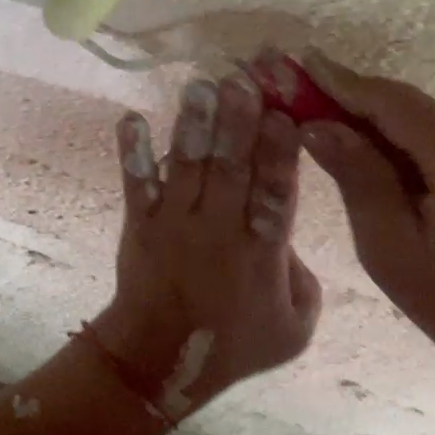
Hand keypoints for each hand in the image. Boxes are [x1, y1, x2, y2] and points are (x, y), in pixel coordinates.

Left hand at [93, 75, 321, 418]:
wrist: (162, 354)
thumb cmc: (232, 342)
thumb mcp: (295, 326)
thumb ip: (304, 279)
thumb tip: (292, 236)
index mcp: (261, 253)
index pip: (275, 195)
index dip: (279, 153)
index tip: (284, 113)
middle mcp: (218, 230)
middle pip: (230, 169)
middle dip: (236, 122)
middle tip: (241, 80)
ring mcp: (175, 223)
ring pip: (187, 167)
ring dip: (192, 125)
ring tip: (199, 86)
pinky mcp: (140, 221)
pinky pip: (136, 183)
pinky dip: (133, 152)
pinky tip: (130, 118)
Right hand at [295, 51, 434, 406]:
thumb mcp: (391, 250)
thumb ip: (357, 177)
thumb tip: (319, 124)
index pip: (398, 103)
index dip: (346, 81)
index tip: (303, 62)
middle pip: (429, 118)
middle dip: (373, 115)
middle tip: (321, 120)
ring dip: (411, 142)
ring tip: (372, 168)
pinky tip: (429, 196)